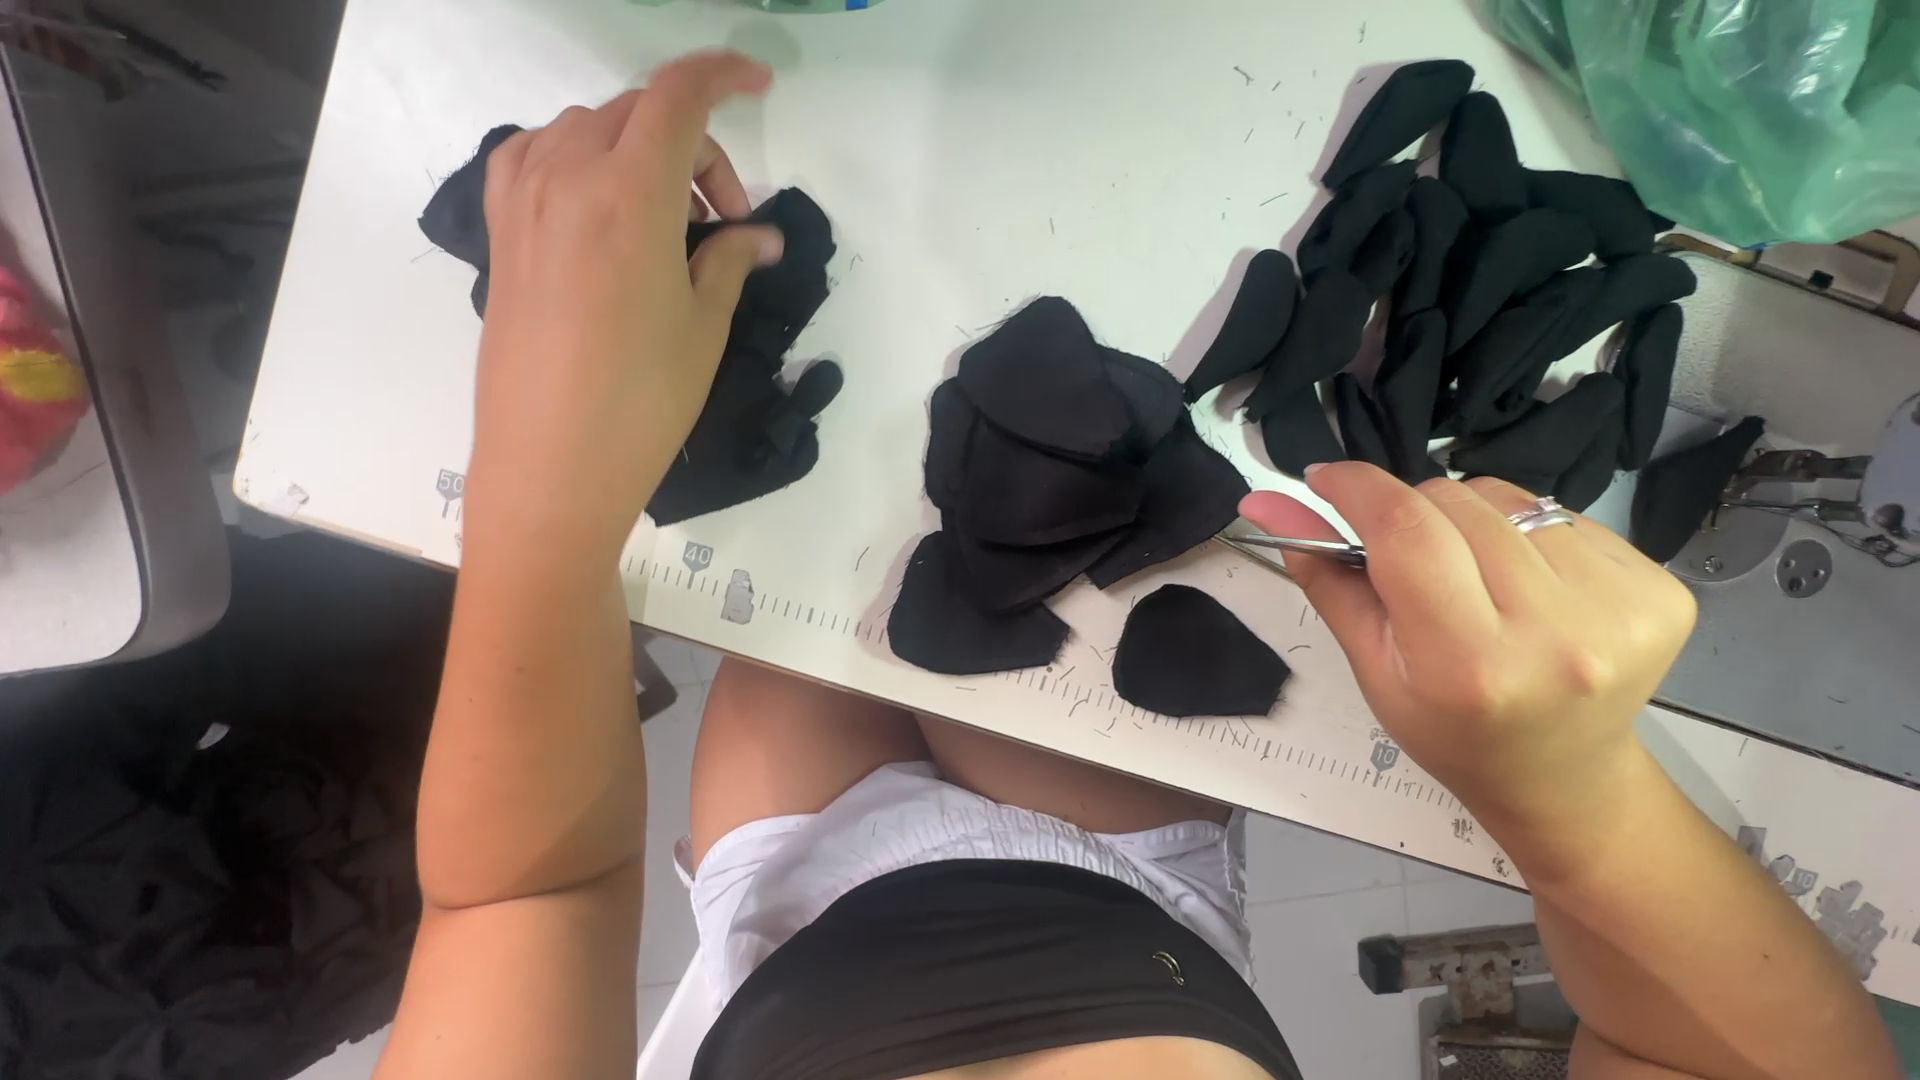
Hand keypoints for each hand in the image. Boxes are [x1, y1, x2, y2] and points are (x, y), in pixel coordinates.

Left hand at [465, 51, 783, 560]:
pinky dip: (584, 160)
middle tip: (727, 220)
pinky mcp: (501, 231)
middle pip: (638, 114)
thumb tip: (760, 235)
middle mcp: (568, 178)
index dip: (724, 75)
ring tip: (671, 225)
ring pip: (590, 129)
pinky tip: (606, 211)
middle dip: (695, 145)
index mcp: (630, 196)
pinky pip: (540, 156)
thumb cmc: (644, 401)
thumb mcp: (705, 328)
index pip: (678, 97)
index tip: (760, 83)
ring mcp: (524, 201)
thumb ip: (732, 261)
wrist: (552, 464)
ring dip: (642, 153)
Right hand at [1241, 466, 1696, 856]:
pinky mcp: (1659, 589)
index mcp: (1467, 662)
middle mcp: (1553, 631)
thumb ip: (1325, 577)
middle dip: (1407, 510)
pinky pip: (1559, 512)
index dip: (1356, 489)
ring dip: (1464, 516)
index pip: (1405, 531)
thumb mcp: (1370, 666)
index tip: (1324, 478)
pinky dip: (1520, 530)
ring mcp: (1618, 609)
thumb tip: (1267, 504)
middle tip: (1399, 554)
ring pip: (1504, 497)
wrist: (1560, 777)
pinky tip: (1520, 579)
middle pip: (1450, 503)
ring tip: (1465, 570)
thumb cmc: (1448, 731)